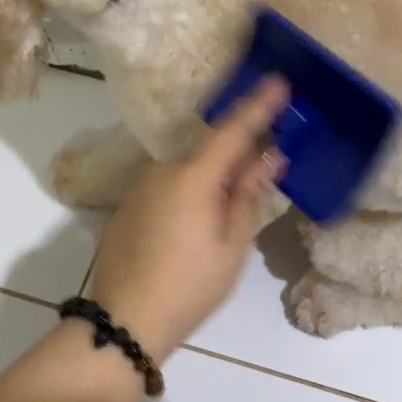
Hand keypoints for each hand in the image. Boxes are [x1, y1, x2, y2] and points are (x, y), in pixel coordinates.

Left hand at [87, 78, 288, 362]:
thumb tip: (268, 157)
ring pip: (186, 173)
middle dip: (236, 157)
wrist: (123, 322)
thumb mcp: (232, 245)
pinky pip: (166, 190)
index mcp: (193, 176)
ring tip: (225, 217)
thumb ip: (249, 194)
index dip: (258, 105)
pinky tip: (191, 232)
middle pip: (208, 153)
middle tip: (261, 171)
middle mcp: (162, 170)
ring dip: (209, 182)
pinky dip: (186, 197)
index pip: (233, 129)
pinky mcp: (126, 208)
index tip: (278, 79)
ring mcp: (139, 188)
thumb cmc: (190, 285)